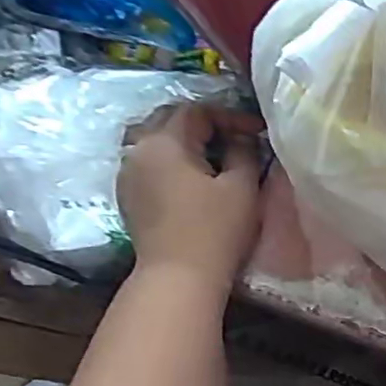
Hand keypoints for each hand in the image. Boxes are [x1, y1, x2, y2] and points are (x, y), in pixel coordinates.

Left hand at [117, 103, 261, 286]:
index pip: (196, 111)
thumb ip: (244, 153)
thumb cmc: (216, 229)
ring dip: (186, 141)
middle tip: (236, 137)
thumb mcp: (241, 187)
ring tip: (215, 155)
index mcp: (163, 143)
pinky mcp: (129, 195)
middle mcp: (137, 151)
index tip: (258, 131)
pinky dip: (173, 160)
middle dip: (204, 123)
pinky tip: (194, 176)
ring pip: (155, 141)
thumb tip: (242, 138)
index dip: (230, 116)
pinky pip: (150, 163)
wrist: (179, 275)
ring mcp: (127, 174)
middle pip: (168, 120)